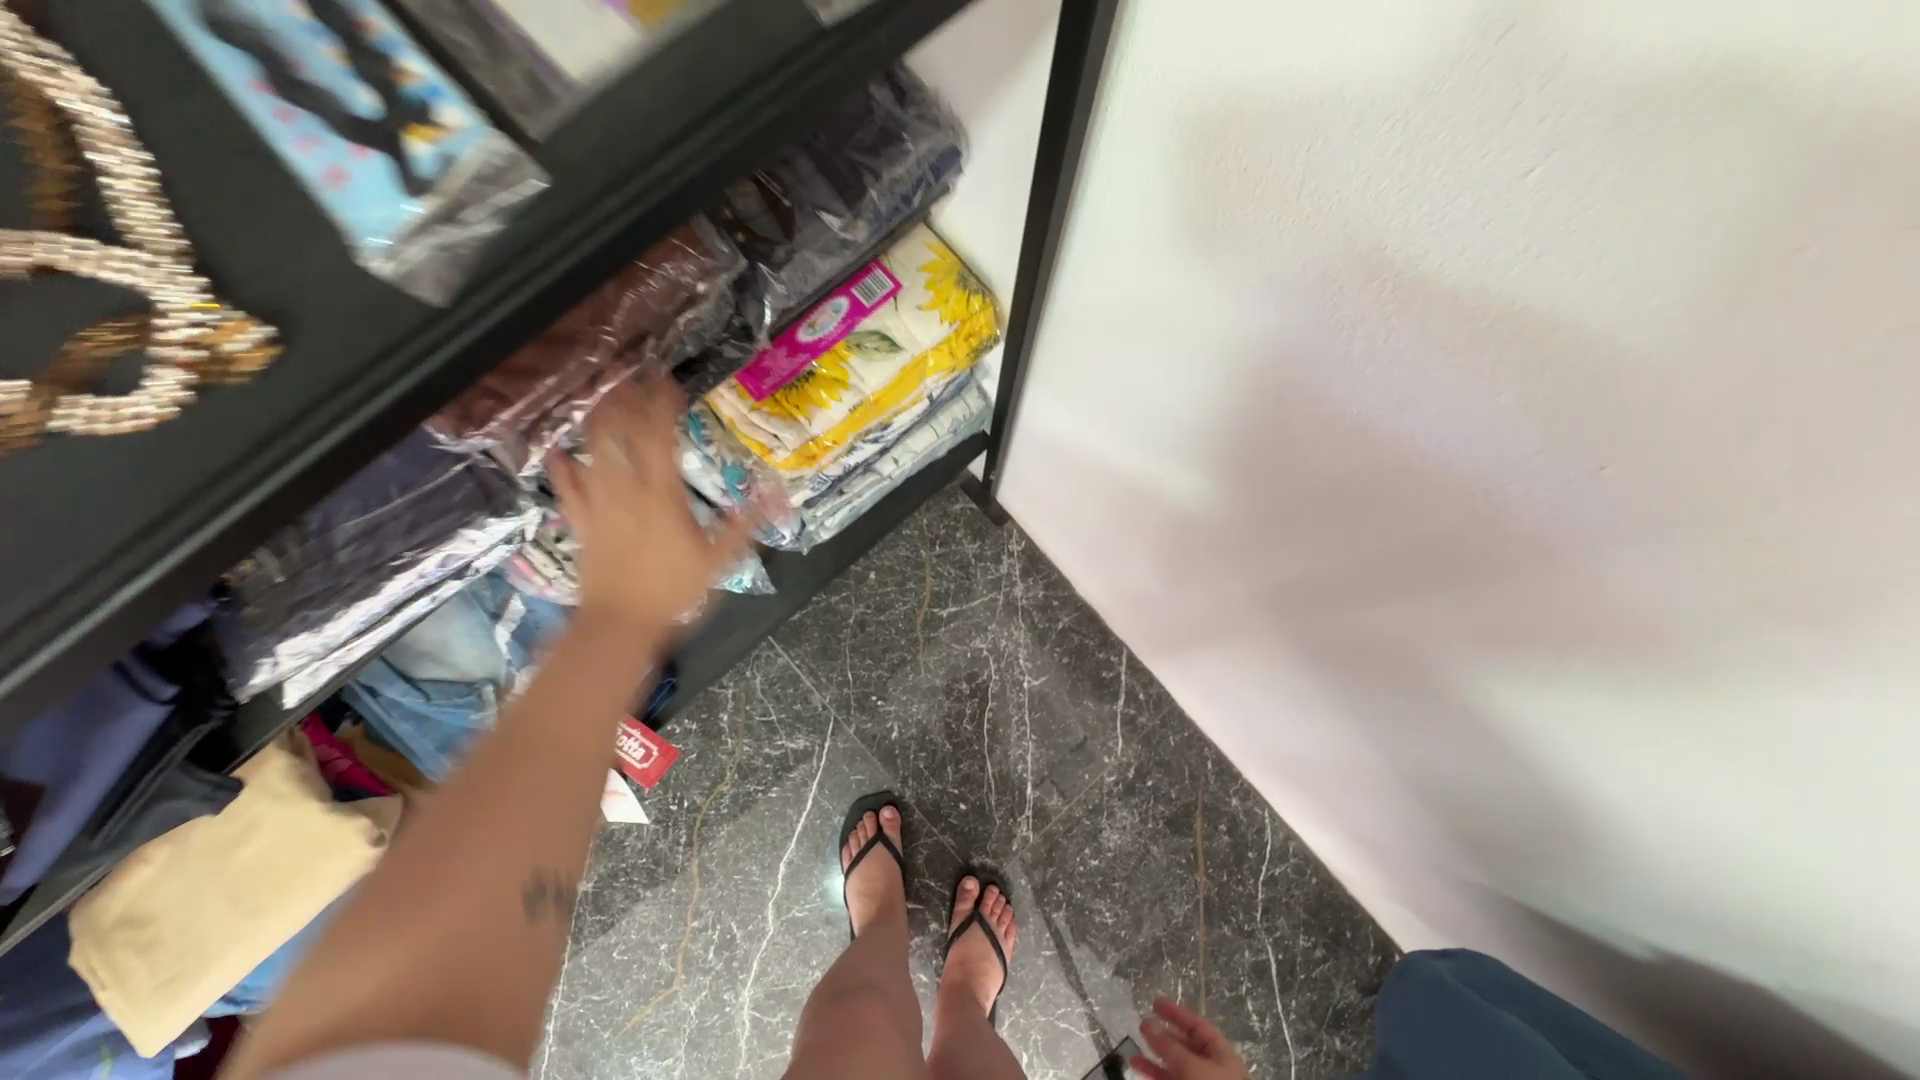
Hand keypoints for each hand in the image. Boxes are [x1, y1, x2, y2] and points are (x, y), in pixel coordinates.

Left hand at [547, 375, 754, 635]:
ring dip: (597, 421)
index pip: (659, 434)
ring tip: (604, 399)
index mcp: (662, 493)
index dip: (662, 403)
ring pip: (592, 450)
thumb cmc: (673, 591)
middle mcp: (626, 489)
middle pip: (620, 432)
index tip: (667, 380)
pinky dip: (562, 466)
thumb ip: (746, 522)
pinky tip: (559, 451)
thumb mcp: (719, 559)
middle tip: (632, 378)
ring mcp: (598, 503)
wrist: (620, 623)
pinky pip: (567, 487)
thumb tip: (778, 493)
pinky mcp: (580, 521)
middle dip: (625, 400)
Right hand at [1131, 999, 1248, 1079]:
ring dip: (1154, 1059)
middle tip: (1141, 1026)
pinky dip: (1155, 1075)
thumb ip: (1169, 1047)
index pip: (1199, 1027)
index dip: (1177, 1013)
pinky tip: (1138, 1069)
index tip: (1154, 1003)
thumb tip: (1147, 1023)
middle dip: (1163, 1036)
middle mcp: (1214, 1070)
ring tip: (1133, 1052)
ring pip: (1175, 1068)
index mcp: (1224, 1057)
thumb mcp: (1192, 1068)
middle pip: (1186, 1047)